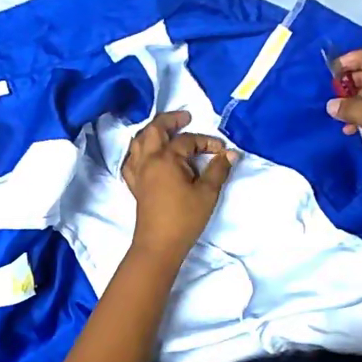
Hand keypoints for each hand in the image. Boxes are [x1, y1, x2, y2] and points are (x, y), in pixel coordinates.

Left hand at [121, 109, 237, 261]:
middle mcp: (148, 160)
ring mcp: (138, 172)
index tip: (221, 150)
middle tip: (185, 117)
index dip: (206, 142)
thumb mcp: (207, 193)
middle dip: (170, 120)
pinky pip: (131, 159)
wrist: (159, 244)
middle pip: (154, 129)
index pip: (187, 141)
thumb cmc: (185, 218)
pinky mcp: (134, 184)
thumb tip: (230, 154)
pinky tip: (146, 154)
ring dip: (152, 131)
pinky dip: (138, 151)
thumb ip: (218, 170)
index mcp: (165, 158)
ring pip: (138, 141)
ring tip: (166, 131)